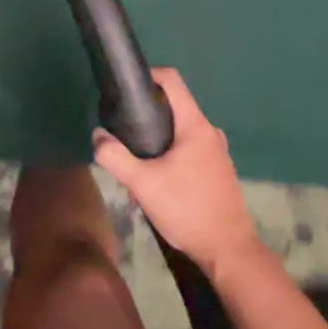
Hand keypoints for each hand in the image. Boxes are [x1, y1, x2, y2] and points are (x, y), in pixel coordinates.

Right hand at [92, 66, 258, 273]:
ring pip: (182, 130)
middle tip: (123, 131)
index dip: (148, 75)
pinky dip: (172, 153)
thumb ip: (115, 157)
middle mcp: (210, 132)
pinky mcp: (219, 171)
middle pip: (175, 105)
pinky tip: (158, 179)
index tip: (125, 89)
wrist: (229, 252)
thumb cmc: (188, 210)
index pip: (172, 80)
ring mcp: (218, 152)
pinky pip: (191, 149)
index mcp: (195, 125)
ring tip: (137, 159)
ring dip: (159, 138)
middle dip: (147, 113)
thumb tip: (97, 135)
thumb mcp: (143, 184)